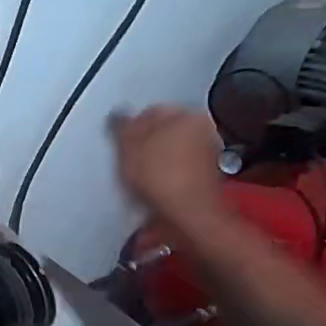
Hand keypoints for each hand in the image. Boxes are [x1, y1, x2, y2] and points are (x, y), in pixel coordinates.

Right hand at [114, 106, 225, 225]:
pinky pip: (177, 175)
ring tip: (139, 180)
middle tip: (128, 161)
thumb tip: (118, 116)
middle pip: (164, 133)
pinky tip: (153, 192)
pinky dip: (165, 180)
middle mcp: (204, 131)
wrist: (187, 214)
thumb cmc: (162, 178)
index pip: (151, 111)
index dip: (130, 128)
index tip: (120, 142)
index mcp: (187, 114)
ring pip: (171, 154)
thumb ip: (120, 126)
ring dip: (155, 164)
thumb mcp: (128, 147)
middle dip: (146, 146)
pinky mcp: (205, 181)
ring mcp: (207, 157)